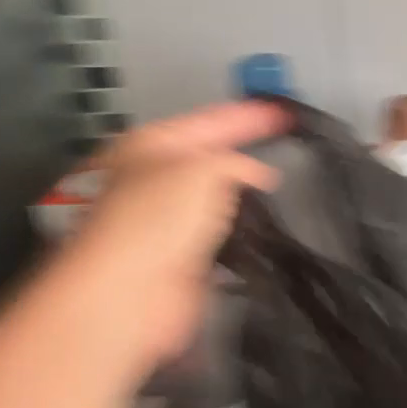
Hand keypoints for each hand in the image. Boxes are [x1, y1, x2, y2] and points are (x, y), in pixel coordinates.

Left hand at [58, 101, 288, 366]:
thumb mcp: (203, 168)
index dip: (250, 115)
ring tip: (281, 178)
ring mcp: (165, 218)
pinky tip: (264, 220)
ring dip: (244, 189)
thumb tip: (257, 174)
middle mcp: (154, 177)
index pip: (211, 120)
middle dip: (245, 147)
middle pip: (211, 154)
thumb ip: (237, 162)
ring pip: (215, 193)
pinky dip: (240, 225)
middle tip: (284, 136)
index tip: (283, 111)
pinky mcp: (179, 254)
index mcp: (150, 145)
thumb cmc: (153, 219)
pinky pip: (219, 230)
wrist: (123, 296)